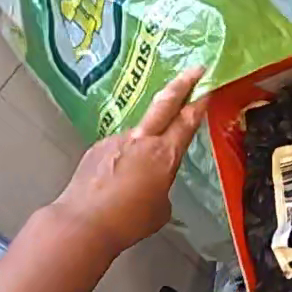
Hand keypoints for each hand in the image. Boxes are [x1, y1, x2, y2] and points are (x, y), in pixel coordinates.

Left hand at [48, 68, 206, 253]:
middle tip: (195, 69)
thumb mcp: (160, 208)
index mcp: (164, 155)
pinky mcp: (96, 149)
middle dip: (182, 84)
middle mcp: (141, 140)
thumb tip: (152, 183)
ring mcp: (116, 141)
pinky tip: (119, 180)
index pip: (186, 122)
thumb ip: (162, 187)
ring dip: (146, 141)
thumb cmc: (130, 221)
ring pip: (139, 132)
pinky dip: (124, 159)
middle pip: (164, 103)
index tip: (207, 88)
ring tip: (143, 169)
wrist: (84, 222)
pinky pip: (118, 149)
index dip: (199, 103)